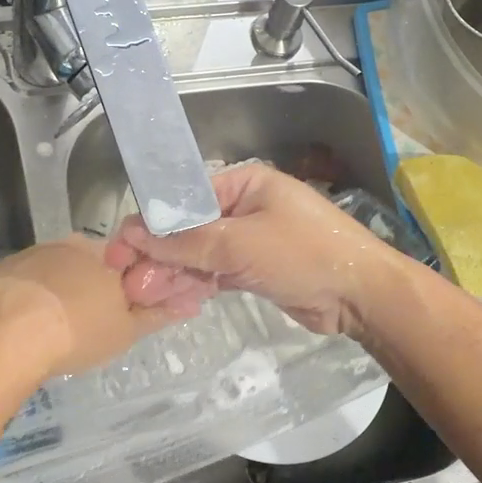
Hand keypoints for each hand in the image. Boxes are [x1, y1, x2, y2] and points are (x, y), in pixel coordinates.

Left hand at [0, 236, 189, 379]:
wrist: (8, 337)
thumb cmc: (77, 334)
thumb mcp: (125, 332)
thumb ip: (157, 315)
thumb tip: (191, 304)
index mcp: (106, 255)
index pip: (128, 262)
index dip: (128, 286)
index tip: (123, 310)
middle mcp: (71, 244)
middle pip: (89, 263)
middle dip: (92, 286)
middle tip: (88, 322)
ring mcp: (34, 253)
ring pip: (55, 269)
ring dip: (58, 290)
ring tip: (54, 325)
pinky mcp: (4, 267)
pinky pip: (25, 279)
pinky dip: (29, 295)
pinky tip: (26, 322)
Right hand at [104, 163, 403, 333]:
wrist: (361, 295)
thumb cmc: (304, 254)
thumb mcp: (239, 244)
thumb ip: (185, 242)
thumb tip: (134, 235)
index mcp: (244, 184)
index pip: (183, 200)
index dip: (149, 225)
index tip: (120, 250)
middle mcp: (244, 207)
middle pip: (188, 230)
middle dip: (158, 256)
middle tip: (131, 284)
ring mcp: (250, 240)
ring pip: (198, 255)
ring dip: (173, 274)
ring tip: (145, 295)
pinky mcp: (255, 270)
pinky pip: (214, 273)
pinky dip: (195, 285)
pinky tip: (172, 299)